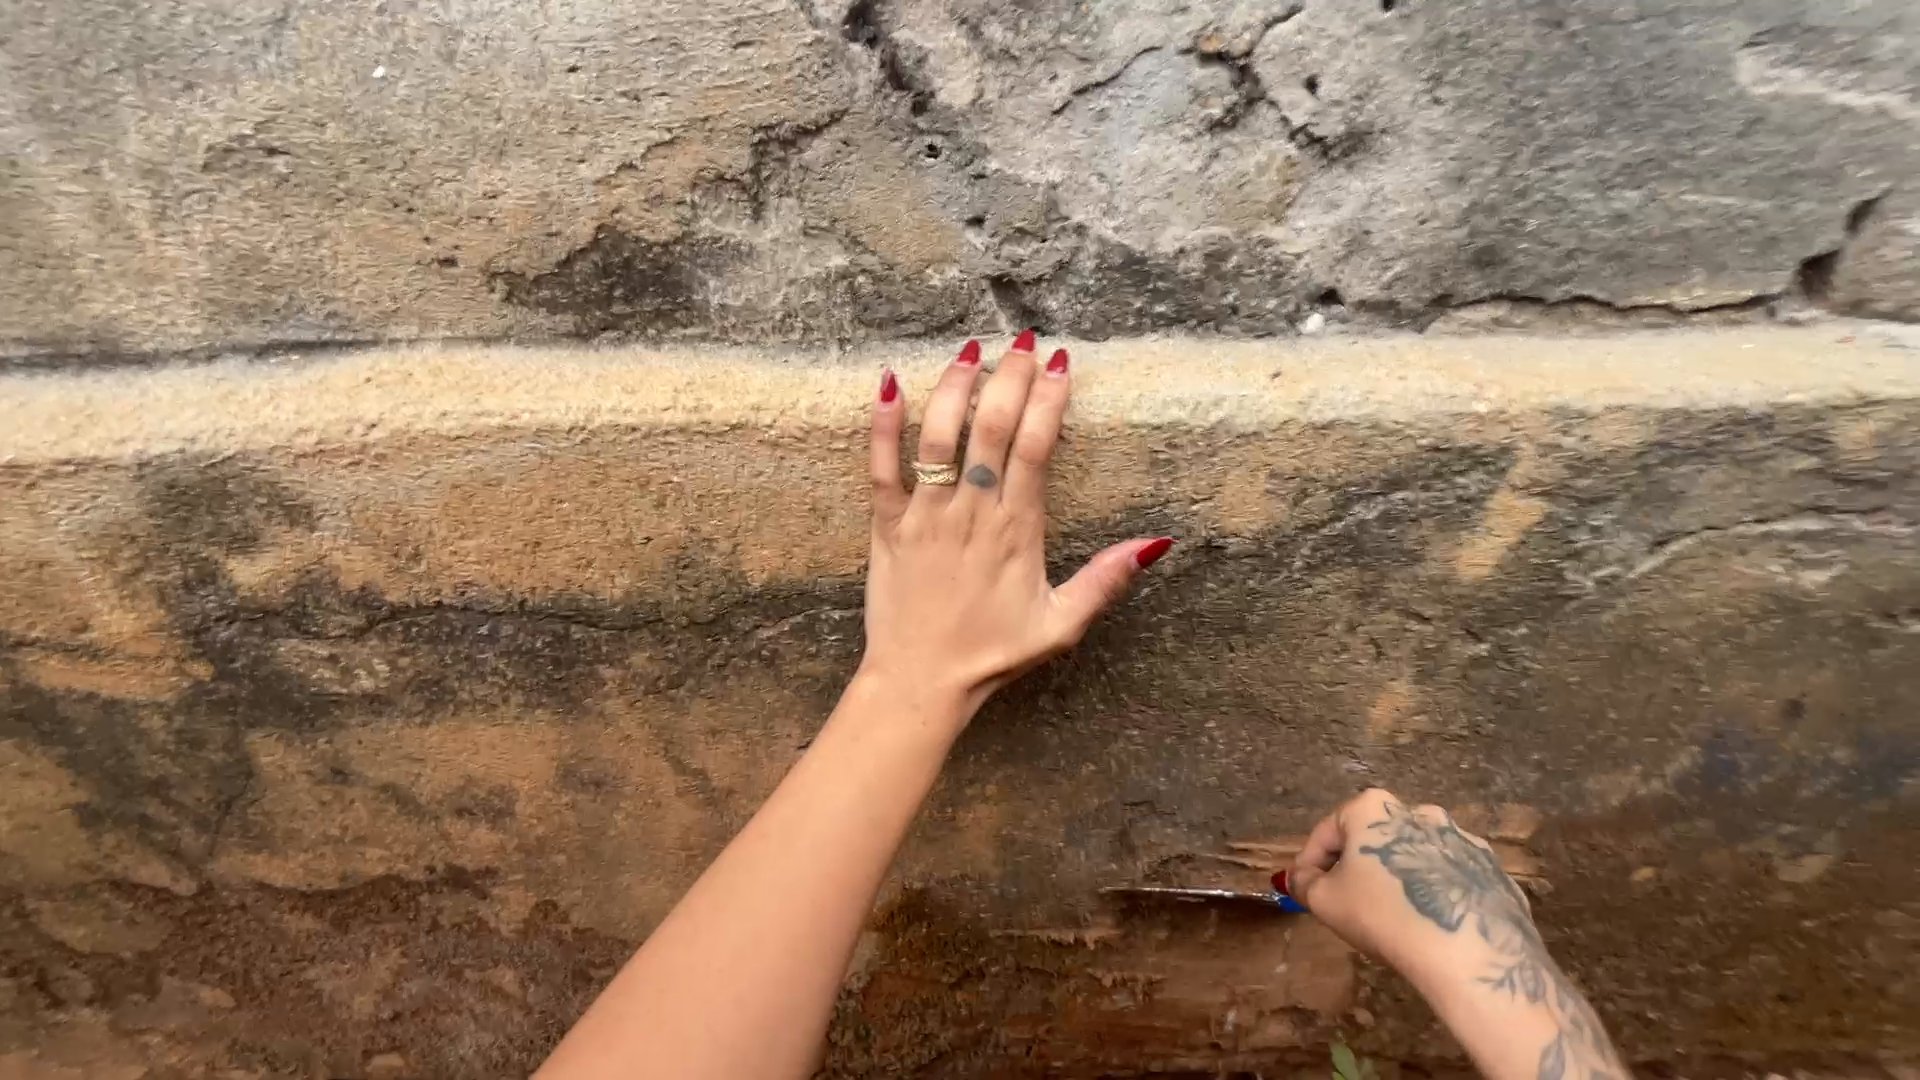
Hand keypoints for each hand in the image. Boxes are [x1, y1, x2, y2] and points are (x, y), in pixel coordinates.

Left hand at [858, 333, 1172, 719]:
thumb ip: (1105, 581)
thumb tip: (1155, 543)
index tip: (1059, 363)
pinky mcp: (887, 526)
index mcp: (1016, 531)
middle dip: (1009, 378)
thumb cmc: (991, 654)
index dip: (1048, 400)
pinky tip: (890, 382)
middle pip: (991, 429)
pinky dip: (883, 425)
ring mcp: (925, 516)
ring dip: (955, 388)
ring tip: (972, 351)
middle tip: (1023, 343)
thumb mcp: (1061, 625)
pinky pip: (881, 468)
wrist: (920, 682)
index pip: (1035, 448)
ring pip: (938, 437)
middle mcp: (971, 513)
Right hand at [1288, 791, 1629, 1079]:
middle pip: (1374, 840)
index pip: (1327, 832)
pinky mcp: (1496, 875)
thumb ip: (1304, 883)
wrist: (1471, 958)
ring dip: (1398, 880)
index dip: (1309, 862)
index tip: (1304, 887)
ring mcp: (1463, 842)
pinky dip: (1436, 898)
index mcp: (1372, 808)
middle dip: (1357, 867)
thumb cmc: (1383, 916)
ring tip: (1391, 918)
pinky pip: (1452, 882)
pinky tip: (1429, 929)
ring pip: (1416, 858)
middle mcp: (1419, 812)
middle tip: (1346, 902)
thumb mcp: (1324, 902)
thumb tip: (1301, 878)